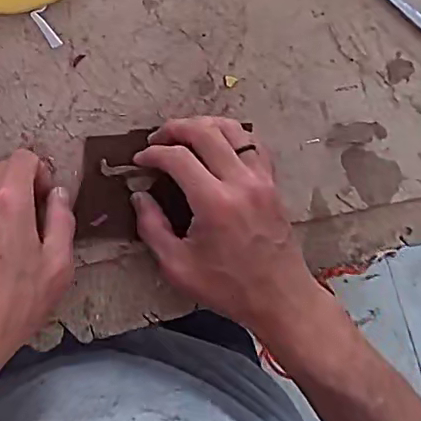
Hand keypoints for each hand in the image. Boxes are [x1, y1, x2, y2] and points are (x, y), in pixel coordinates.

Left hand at [0, 150, 74, 374]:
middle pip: (1, 171)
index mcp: (8, 200)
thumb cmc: (6, 310)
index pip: (25, 158)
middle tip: (29, 220)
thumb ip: (63, 219)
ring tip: (2, 244)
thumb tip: (59, 197)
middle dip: (19, 187)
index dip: (40, 172)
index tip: (43, 195)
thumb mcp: (57, 266)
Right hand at [132, 117, 328, 345]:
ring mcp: (260, 178)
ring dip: (204, 124)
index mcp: (215, 203)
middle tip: (157, 138)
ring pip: (232, 129)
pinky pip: (253, 142)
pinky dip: (233, 135)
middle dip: (175, 128)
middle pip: (205, 132)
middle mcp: (240, 182)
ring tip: (185, 134)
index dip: (153, 153)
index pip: (178, 158)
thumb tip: (140, 196)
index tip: (140, 159)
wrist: (280, 296)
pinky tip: (218, 143)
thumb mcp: (178, 267)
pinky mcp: (271, 180)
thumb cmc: (229, 287)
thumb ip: (152, 228)